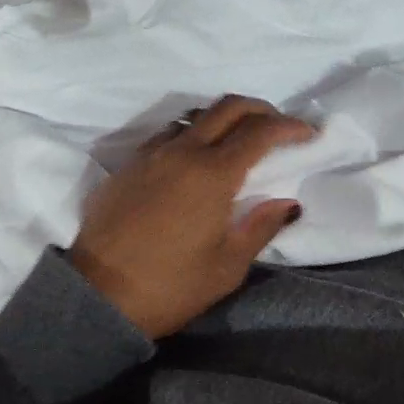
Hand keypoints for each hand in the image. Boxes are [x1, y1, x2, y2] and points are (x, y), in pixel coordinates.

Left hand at [69, 95, 312, 338]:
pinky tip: (196, 158)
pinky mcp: (129, 164)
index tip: (308, 133)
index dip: (289, 126)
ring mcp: (152, 153)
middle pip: (228, 107)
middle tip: (278, 127)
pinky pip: (169, 133)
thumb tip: (286, 202)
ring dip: (224, 118)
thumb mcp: (226, 268)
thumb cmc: (169, 286)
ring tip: (238, 140)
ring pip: (196, 115)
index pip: (259, 131)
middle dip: (260, 109)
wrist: (95, 297)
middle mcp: (183, 151)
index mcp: (213, 174)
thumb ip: (260, 227)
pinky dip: (193, 133)